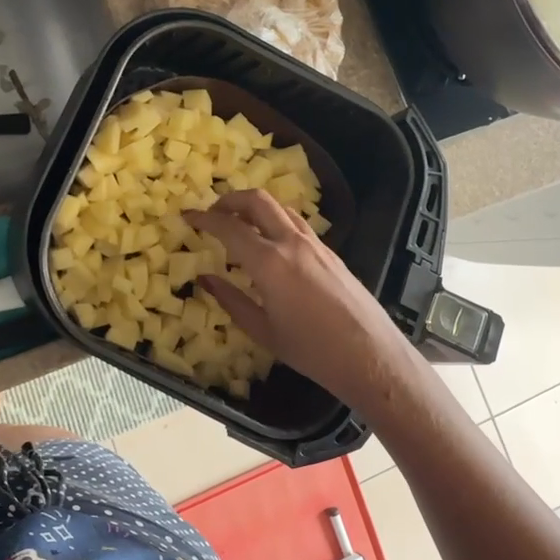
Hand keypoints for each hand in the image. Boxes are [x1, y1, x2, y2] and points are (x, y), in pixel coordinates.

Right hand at [186, 189, 418, 408]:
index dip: (204, 218)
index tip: (187, 216)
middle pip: (257, 200)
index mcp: (269, 262)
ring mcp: (315, 245)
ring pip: (279, 208)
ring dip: (255, 208)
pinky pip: (296, 224)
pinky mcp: (331, 253)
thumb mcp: (262, 331)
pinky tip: (270, 244)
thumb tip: (205, 279)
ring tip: (239, 225)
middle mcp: (291, 243)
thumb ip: (230, 300)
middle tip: (214, 214)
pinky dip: (275, 222)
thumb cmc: (312, 351)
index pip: (228, 226)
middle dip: (230, 200)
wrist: (372, 358)